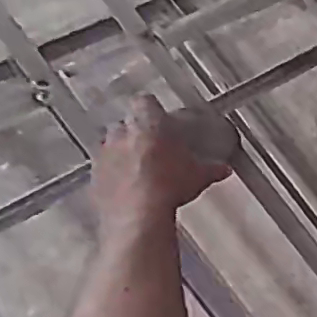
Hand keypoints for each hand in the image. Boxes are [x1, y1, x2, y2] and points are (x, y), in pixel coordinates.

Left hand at [90, 95, 229, 234]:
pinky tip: (128, 186)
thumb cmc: (168, 186)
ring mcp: (104, 154)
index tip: (158, 115)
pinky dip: (113, 174)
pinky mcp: (94, 175)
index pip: (144, 102)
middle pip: (126, 123)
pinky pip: (102, 169)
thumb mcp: (199, 176)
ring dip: (122, 152)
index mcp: (149, 125)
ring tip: (139, 167)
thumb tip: (222, 170)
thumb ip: (211, 169)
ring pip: (111, 144)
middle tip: (153, 145)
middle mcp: (122, 134)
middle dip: (137, 132)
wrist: (139, 214)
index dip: (151, 108)